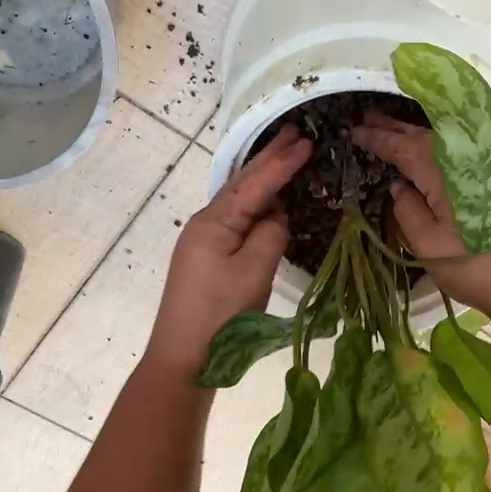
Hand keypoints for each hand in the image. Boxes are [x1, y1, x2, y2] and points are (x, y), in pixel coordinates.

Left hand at [151, 126, 312, 363]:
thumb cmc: (219, 314)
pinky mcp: (207, 257)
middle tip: (296, 132)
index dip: (283, 162)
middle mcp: (205, 222)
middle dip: (270, 158)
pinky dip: (256, 203)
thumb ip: (271, 234)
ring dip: (263, 178)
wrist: (182, 358)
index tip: (308, 141)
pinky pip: (236, 219)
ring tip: (287, 156)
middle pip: (242, 183)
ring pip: (239, 200)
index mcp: (215, 221)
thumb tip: (276, 216)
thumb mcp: (254, 271)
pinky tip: (269, 202)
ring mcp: (204, 240)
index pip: (256, 183)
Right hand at [351, 113, 490, 319]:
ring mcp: (477, 170)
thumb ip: (407, 211)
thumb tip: (398, 187)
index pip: (403, 148)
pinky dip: (431, 146)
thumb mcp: (426, 244)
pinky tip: (422, 149)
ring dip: (411, 134)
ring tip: (387, 128)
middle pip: (422, 137)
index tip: (354, 131)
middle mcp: (460, 163)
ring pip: (438, 143)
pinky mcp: (487, 182)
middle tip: (367, 117)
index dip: (378, 139)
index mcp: (442, 174)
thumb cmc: (471, 266)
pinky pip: (451, 153)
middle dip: (393, 128)